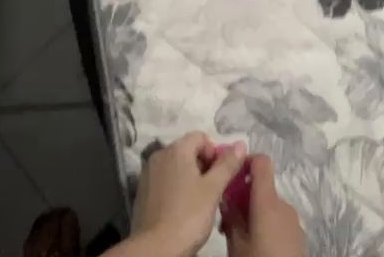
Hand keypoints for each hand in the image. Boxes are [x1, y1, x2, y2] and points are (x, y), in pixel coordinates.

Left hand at [127, 132, 246, 256]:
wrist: (156, 247)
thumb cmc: (188, 215)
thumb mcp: (213, 190)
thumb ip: (227, 165)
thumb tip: (240, 143)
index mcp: (176, 149)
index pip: (200, 137)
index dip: (214, 153)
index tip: (221, 176)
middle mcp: (160, 154)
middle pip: (188, 150)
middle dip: (204, 166)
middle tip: (214, 191)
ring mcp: (148, 172)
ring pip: (176, 166)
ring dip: (191, 177)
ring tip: (200, 202)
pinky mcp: (143, 190)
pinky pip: (165, 180)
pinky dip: (176, 187)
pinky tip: (183, 209)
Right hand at [224, 155, 305, 256]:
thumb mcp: (236, 243)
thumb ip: (230, 216)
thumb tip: (226, 199)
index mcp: (268, 201)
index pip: (261, 162)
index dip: (246, 162)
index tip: (230, 175)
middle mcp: (284, 205)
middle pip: (262, 187)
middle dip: (242, 196)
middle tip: (225, 217)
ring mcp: (294, 222)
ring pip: (269, 205)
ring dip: (253, 212)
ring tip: (237, 236)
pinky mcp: (299, 237)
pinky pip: (279, 220)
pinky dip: (265, 224)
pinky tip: (255, 245)